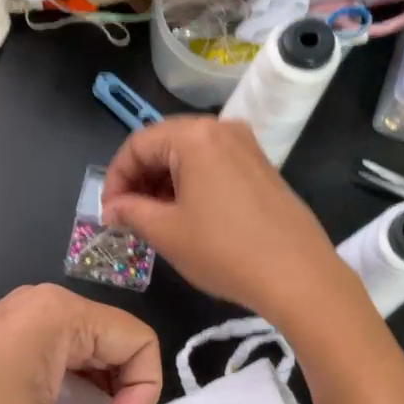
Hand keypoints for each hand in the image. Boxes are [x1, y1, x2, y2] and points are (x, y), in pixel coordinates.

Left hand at [0, 284, 161, 403]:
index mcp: (59, 314)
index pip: (138, 341)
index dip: (143, 393)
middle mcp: (41, 304)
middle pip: (113, 343)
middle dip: (122, 395)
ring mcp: (15, 319)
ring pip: (83, 353)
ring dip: (95, 396)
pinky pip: (52, 356)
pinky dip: (67, 389)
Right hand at [101, 117, 361, 314]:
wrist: (295, 274)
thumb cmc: (223, 251)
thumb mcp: (166, 233)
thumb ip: (131, 212)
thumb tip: (112, 208)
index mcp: (194, 137)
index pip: (137, 144)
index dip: (115, 178)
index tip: (108, 213)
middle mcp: (221, 129)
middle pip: (163, 145)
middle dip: (138, 179)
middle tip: (126, 217)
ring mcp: (245, 147)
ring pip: (188, 157)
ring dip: (162, 184)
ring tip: (152, 222)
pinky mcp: (260, 168)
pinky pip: (211, 166)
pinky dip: (189, 186)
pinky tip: (184, 218)